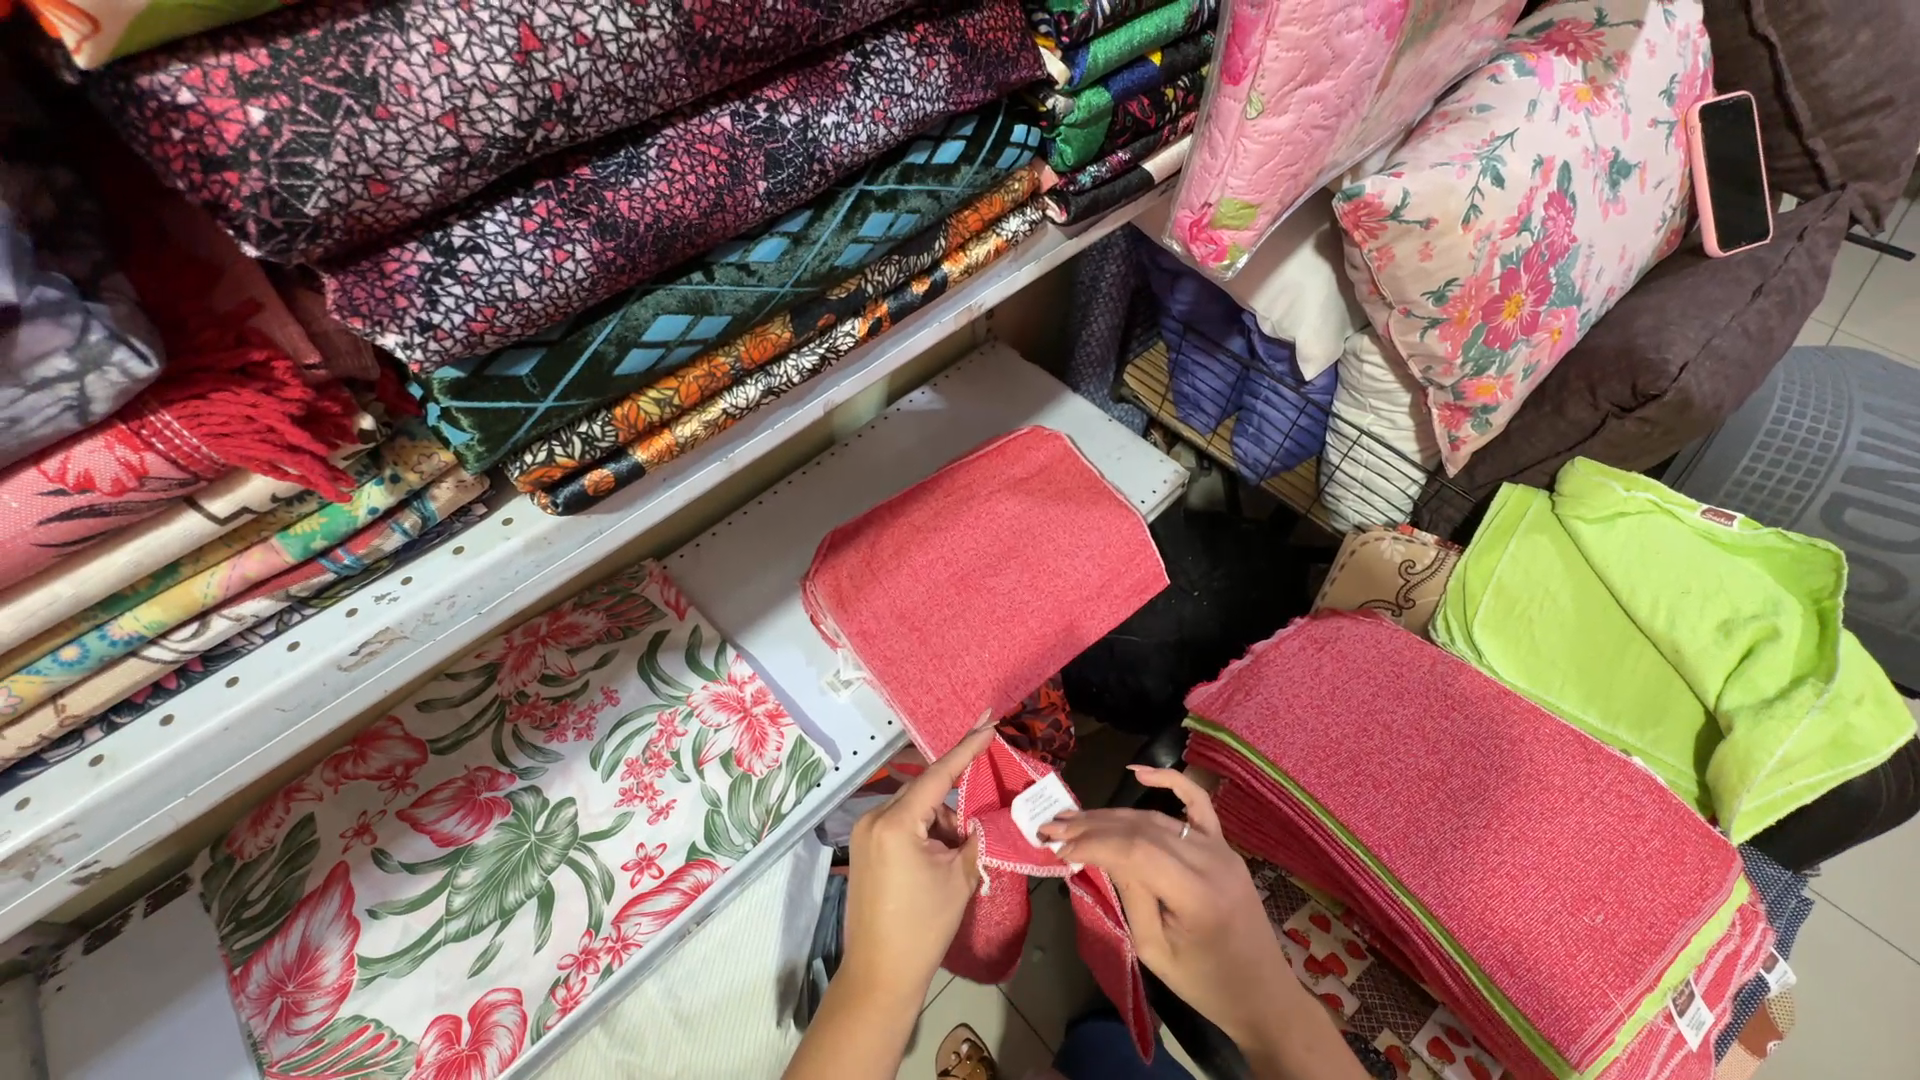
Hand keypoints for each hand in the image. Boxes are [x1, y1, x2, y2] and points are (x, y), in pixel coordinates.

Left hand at [841, 718, 994, 997]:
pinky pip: (901, 824)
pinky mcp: (864, 848)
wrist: (881, 974)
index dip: (966, 748)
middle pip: (925, 791)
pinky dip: (924, 833)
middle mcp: (874, 818)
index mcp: (895, 822)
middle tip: (979, 822)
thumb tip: (987, 816)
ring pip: (914, 809)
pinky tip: (940, 860)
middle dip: (954, 805)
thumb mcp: (959, 878)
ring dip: (939, 823)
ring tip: (957, 858)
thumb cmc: (922, 927)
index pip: (938, 774)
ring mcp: (865, 833)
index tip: (988, 722)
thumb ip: (975, 837)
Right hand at [1040, 767, 1364, 1078]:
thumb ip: (1130, 895)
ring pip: (1157, 818)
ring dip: (1113, 815)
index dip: (1092, 843)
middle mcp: (1212, 860)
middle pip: (1142, 827)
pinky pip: (1198, 803)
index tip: (1057, 847)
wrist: (1262, 994)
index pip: (1135, 850)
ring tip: (1073, 817)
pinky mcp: (1226, 846)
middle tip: (1052, 826)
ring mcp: (1222, 849)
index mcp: (1197, 894)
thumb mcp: (1155, 951)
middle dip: (1093, 825)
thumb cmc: (1205, 984)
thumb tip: (1098, 855)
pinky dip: (1170, 782)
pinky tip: (1138, 773)